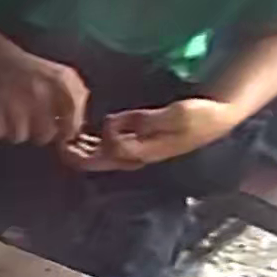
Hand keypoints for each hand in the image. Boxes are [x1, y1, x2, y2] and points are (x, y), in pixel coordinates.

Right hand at [0, 45, 89, 145]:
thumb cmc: (33, 72)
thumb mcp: (62, 76)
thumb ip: (75, 97)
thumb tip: (77, 127)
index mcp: (60, 82)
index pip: (72, 117)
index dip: (68, 130)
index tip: (62, 134)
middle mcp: (39, 92)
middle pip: (44, 135)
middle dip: (41, 135)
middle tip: (35, 126)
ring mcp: (15, 102)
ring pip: (19, 137)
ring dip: (17, 132)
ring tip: (15, 120)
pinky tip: (0, 118)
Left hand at [60, 98, 238, 171]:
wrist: (217, 118)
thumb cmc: (199, 116)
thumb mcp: (174, 115)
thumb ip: (143, 121)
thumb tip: (112, 125)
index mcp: (138, 154)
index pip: (104, 156)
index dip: (87, 149)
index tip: (78, 135)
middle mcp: (130, 158)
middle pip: (94, 161)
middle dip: (74, 153)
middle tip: (59, 141)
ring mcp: (131, 153)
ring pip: (97, 156)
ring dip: (79, 148)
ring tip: (65, 137)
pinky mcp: (134, 145)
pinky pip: (105, 148)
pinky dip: (91, 142)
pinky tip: (81, 134)